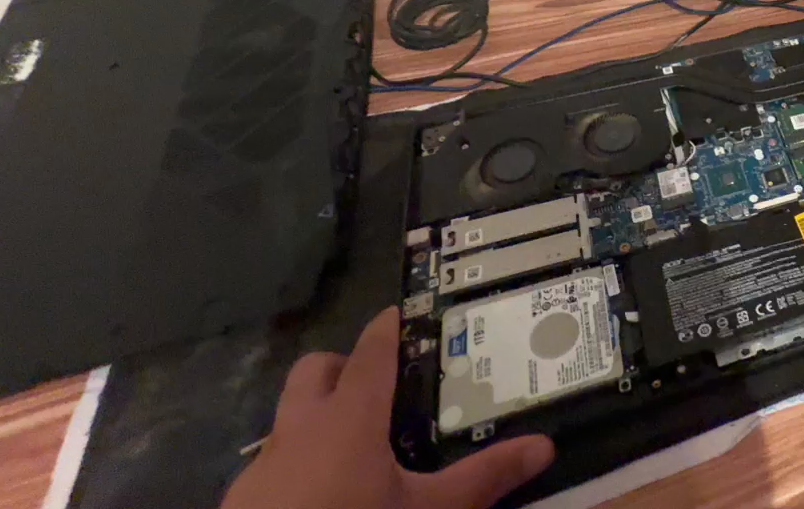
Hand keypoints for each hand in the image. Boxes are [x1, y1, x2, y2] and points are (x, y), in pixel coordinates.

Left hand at [220, 308, 554, 508]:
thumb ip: (482, 477)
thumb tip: (544, 446)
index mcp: (348, 419)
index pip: (371, 350)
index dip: (391, 325)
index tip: (413, 313)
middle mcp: (299, 432)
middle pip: (315, 369)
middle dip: (345, 365)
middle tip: (387, 386)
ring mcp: (260, 474)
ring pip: (289, 420)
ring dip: (320, 417)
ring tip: (364, 448)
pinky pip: (273, 468)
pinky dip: (300, 466)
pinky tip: (328, 499)